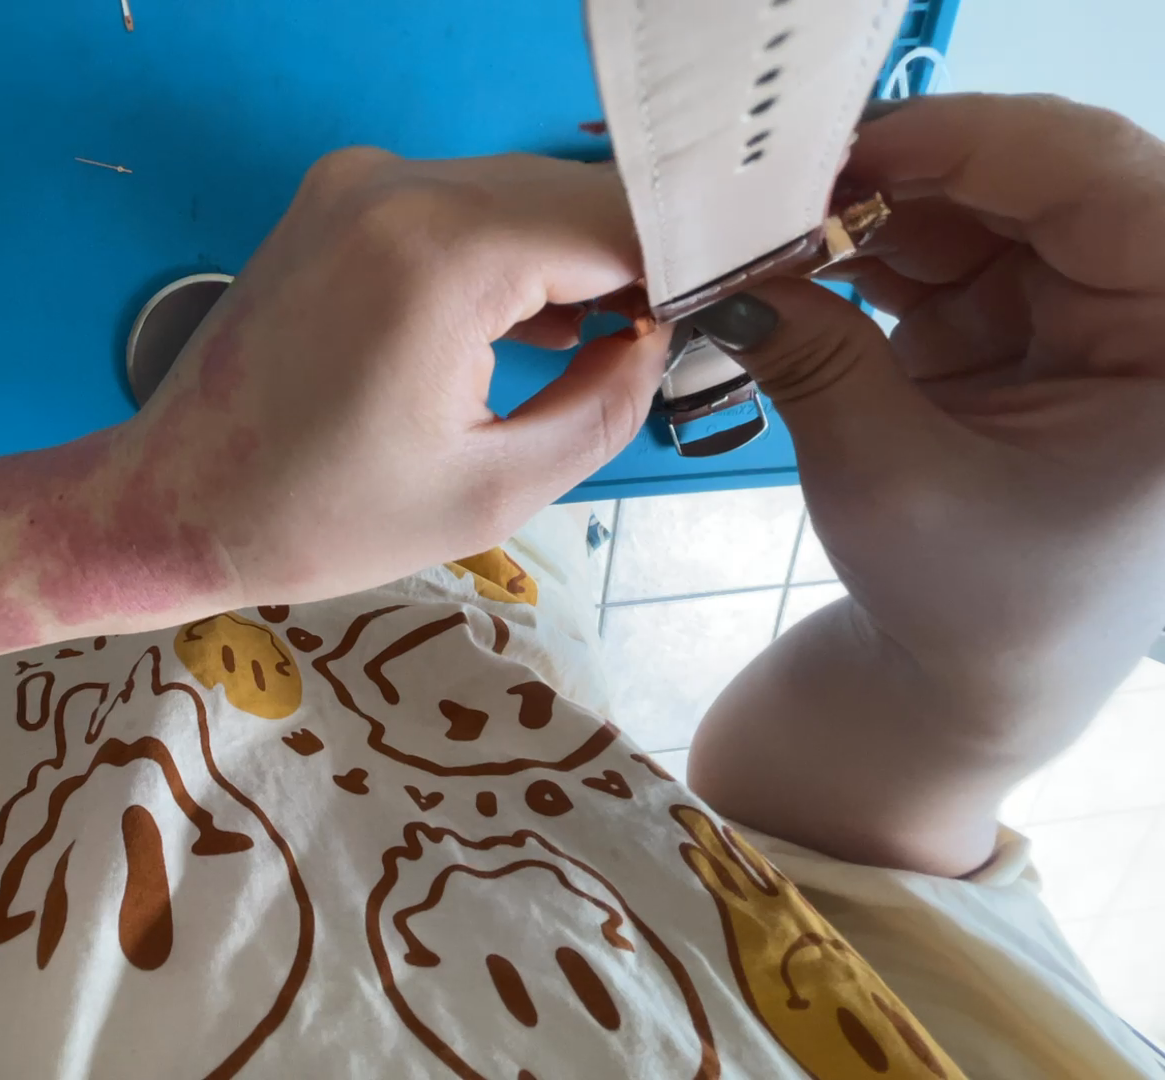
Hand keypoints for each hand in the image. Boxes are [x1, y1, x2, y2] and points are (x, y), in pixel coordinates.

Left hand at [119, 149, 669, 605]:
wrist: (174, 506)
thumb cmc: (317, 522)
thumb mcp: (489, 491)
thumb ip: (603, 404)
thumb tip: (653, 338)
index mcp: (442, 251)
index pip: (622, 218)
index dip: (689, 261)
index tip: (727, 306)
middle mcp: (393, 186)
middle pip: (564, 197)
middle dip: (627, 262)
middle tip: (663, 338)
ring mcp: (348, 186)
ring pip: (507, 200)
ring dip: (560, 263)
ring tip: (596, 344)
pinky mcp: (322, 209)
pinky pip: (443, 214)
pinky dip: (491, 259)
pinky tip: (518, 324)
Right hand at [732, 94, 1164, 718]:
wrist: (963, 663)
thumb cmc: (964, 591)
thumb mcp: (887, 476)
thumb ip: (815, 364)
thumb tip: (724, 287)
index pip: (1101, 184)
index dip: (964, 145)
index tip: (828, 148)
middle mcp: (1149, 303)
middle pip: (1025, 189)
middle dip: (887, 185)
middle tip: (760, 199)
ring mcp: (1068, 314)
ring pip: (961, 224)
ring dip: (850, 230)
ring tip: (750, 246)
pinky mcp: (996, 336)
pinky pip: (919, 273)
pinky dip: (843, 271)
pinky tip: (778, 278)